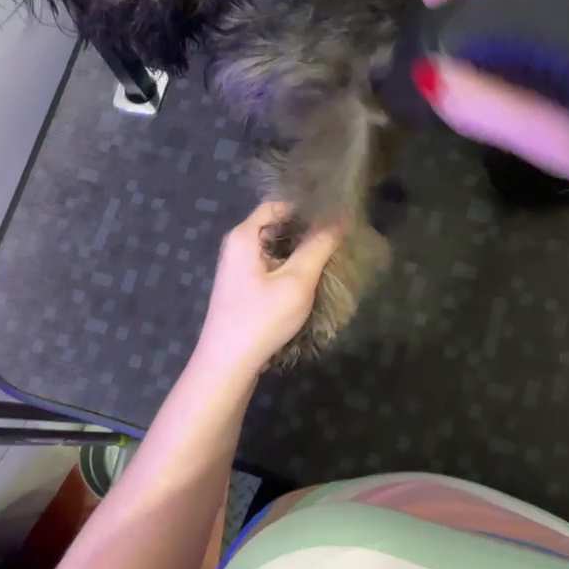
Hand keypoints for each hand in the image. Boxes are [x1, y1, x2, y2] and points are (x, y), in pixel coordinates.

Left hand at [193, 202, 341, 376]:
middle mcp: (236, 246)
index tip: (335, 216)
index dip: (306, 207)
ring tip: (329, 257)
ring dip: (299, 251)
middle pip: (275, 225)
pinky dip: (288, 267)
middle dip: (305, 230)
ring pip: (274, 248)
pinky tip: (309, 280)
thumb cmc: (261, 318)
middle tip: (338, 237)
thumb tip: (340, 216)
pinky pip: (268, 266)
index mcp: (243, 235)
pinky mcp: (241, 288)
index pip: (278, 204)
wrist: (227, 364)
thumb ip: (318, 246)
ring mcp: (236, 268)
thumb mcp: (296, 281)